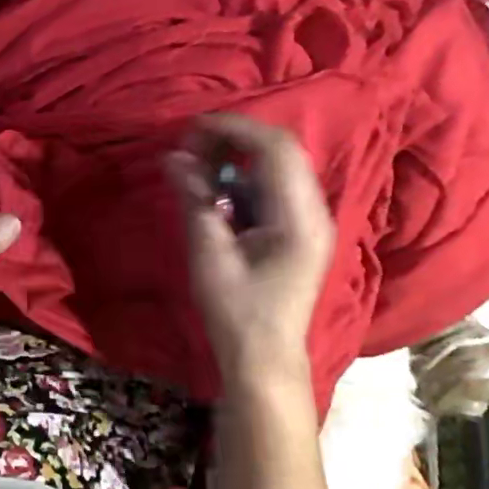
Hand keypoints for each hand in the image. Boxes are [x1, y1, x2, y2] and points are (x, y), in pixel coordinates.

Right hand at [166, 114, 335, 392]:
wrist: (264, 360)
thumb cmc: (237, 312)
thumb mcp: (209, 255)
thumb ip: (196, 200)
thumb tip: (174, 157)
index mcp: (299, 218)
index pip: (276, 150)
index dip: (234, 128)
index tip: (192, 129)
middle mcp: (314, 211)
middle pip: (281, 151)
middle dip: (235, 137)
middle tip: (192, 144)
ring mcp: (310, 220)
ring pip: (278, 166)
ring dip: (239, 155)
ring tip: (198, 162)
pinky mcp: (297, 230)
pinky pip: (273, 186)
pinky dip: (244, 177)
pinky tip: (215, 188)